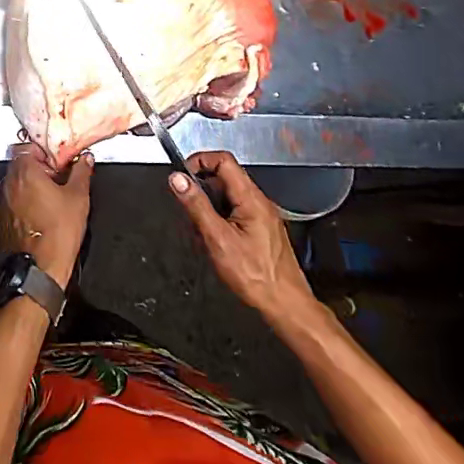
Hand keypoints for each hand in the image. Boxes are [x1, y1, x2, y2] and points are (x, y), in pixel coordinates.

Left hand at [2, 143, 92, 287]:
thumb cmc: (58, 230)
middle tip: (58, 171)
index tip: (57, 156)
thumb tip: (85, 160)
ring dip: (33, 180)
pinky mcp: (7, 215)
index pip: (26, 146)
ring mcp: (7, 199)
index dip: (42, 148)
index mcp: (26, 172)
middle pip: (20, 162)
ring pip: (18, 179)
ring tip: (54, 189)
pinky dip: (28, 196)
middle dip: (38, 164)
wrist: (43, 264)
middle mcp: (12, 182)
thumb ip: (81, 172)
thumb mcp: (78, 196)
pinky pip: (16, 196)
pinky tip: (45, 206)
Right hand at [169, 151, 320, 330]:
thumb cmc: (257, 276)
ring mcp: (261, 215)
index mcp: (251, 199)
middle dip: (201, 191)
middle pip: (223, 177)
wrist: (285, 303)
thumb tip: (178, 180)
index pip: (224, 160)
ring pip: (227, 196)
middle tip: (191, 213)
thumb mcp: (217, 238)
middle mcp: (259, 202)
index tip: (182, 176)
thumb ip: (196, 205)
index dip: (199, 162)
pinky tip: (216, 242)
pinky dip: (219, 221)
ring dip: (209, 208)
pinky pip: (234, 212)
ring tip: (204, 234)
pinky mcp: (260, 228)